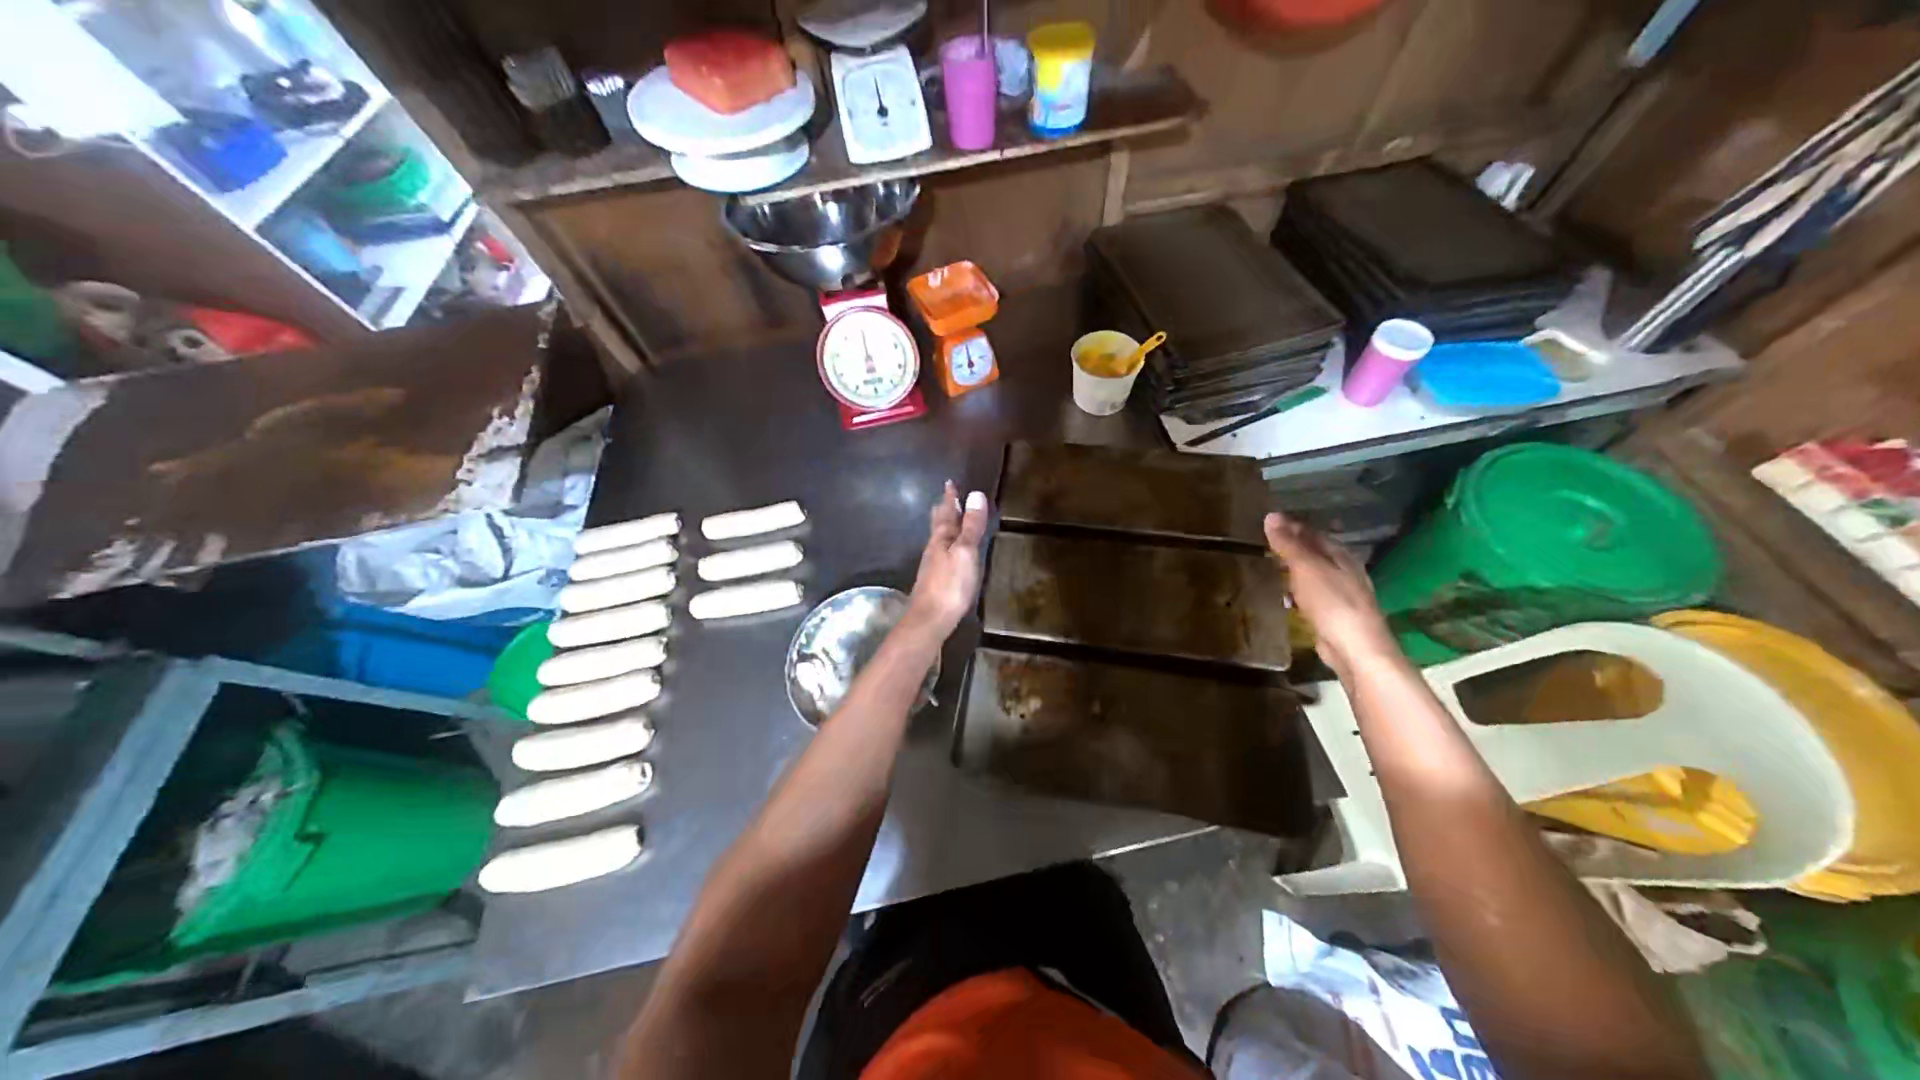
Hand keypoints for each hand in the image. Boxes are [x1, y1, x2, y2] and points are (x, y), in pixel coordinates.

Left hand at [908, 481, 989, 636]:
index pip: (946, 512)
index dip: (949, 498)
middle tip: (944, 499)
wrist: (930, 620)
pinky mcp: (934, 582)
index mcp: (941, 539)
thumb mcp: (966, 552)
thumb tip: (975, 494)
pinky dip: (946, 546)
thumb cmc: (950, 585)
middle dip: (943, 511)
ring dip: (944, 528)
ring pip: (938, 540)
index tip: (949, 483)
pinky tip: (947, 554)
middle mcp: (933, 549)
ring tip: (948, 521)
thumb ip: (971, 527)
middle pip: (938, 525)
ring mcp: (932, 567)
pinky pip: (940, 555)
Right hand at [1263, 511, 1396, 675]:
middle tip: (1266, 544)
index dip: (1292, 526)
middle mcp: (1345, 571)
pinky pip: (1312, 596)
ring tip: (1272, 567)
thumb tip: (1271, 516)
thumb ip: (1289, 544)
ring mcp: (1342, 594)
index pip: (1314, 533)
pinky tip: (1287, 597)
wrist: (1354, 647)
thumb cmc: (1331, 602)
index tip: (1268, 523)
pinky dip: (1298, 591)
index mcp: (1341, 555)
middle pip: (1316, 553)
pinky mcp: (1335, 615)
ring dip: (1295, 570)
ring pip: (1315, 575)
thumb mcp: (1306, 568)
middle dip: (1294, 547)